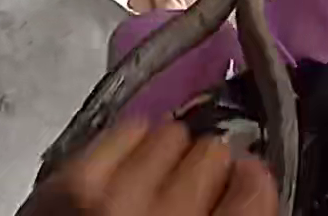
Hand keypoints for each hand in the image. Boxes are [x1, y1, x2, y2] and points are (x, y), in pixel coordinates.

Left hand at [21, 120, 273, 215]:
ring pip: (171, 132)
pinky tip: (127, 179)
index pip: (253, 188)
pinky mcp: (72, 179)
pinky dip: (133, 147)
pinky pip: (129, 128)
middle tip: (189, 200)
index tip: (243, 187)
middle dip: (207, 173)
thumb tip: (255, 180)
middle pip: (212, 152)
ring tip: (154, 190)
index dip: (251, 184)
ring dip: (169, 159)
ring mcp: (112, 198)